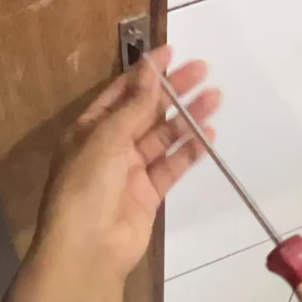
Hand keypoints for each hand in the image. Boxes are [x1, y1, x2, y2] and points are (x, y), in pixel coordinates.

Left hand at [31, 46, 219, 280]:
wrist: (87, 249)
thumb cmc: (86, 186)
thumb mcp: (105, 138)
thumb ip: (133, 106)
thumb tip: (151, 70)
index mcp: (90, 128)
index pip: (122, 91)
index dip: (146, 71)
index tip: (172, 52)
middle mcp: (110, 145)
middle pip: (146, 110)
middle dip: (174, 90)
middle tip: (203, 69)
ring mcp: (131, 170)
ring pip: (164, 136)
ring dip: (187, 117)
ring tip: (215, 96)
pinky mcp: (149, 193)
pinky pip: (172, 165)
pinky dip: (190, 150)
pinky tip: (208, 133)